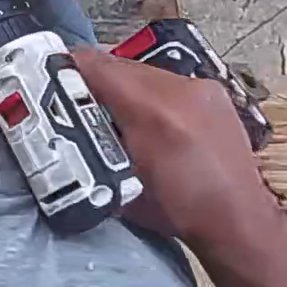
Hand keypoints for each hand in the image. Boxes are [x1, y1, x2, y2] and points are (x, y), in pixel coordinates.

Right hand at [71, 48, 286, 252]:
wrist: (238, 222)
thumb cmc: (178, 210)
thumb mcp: (115, 177)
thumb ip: (88, 139)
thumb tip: (59, 119)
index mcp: (152, 111)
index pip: (95, 65)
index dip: (66, 67)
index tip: (49, 74)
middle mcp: (180, 91)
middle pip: (116, 64)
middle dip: (90, 79)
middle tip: (71, 97)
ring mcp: (201, 89)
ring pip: (140, 70)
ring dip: (118, 85)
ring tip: (106, 110)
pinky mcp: (212, 94)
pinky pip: (164, 80)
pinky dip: (144, 91)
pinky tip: (140, 115)